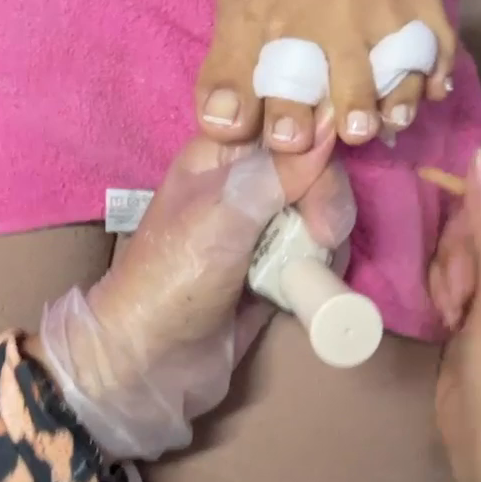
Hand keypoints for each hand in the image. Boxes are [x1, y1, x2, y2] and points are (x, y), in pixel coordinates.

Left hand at [36, 133, 354, 459]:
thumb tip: (327, 120)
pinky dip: (322, 265)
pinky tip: (313, 283)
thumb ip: (278, 171)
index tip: (327, 173)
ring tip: (313, 265)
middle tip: (324, 236)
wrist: (152, 361)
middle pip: (310, 169)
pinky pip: (315, 252)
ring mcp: (258, 227)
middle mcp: (241, 183)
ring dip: (326, 237)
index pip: (283, 127)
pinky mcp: (274, 267)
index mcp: (218, 156)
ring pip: (318, 211)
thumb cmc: (175, 276)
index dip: (314, 141)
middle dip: (325, 199)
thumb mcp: (224, 215)